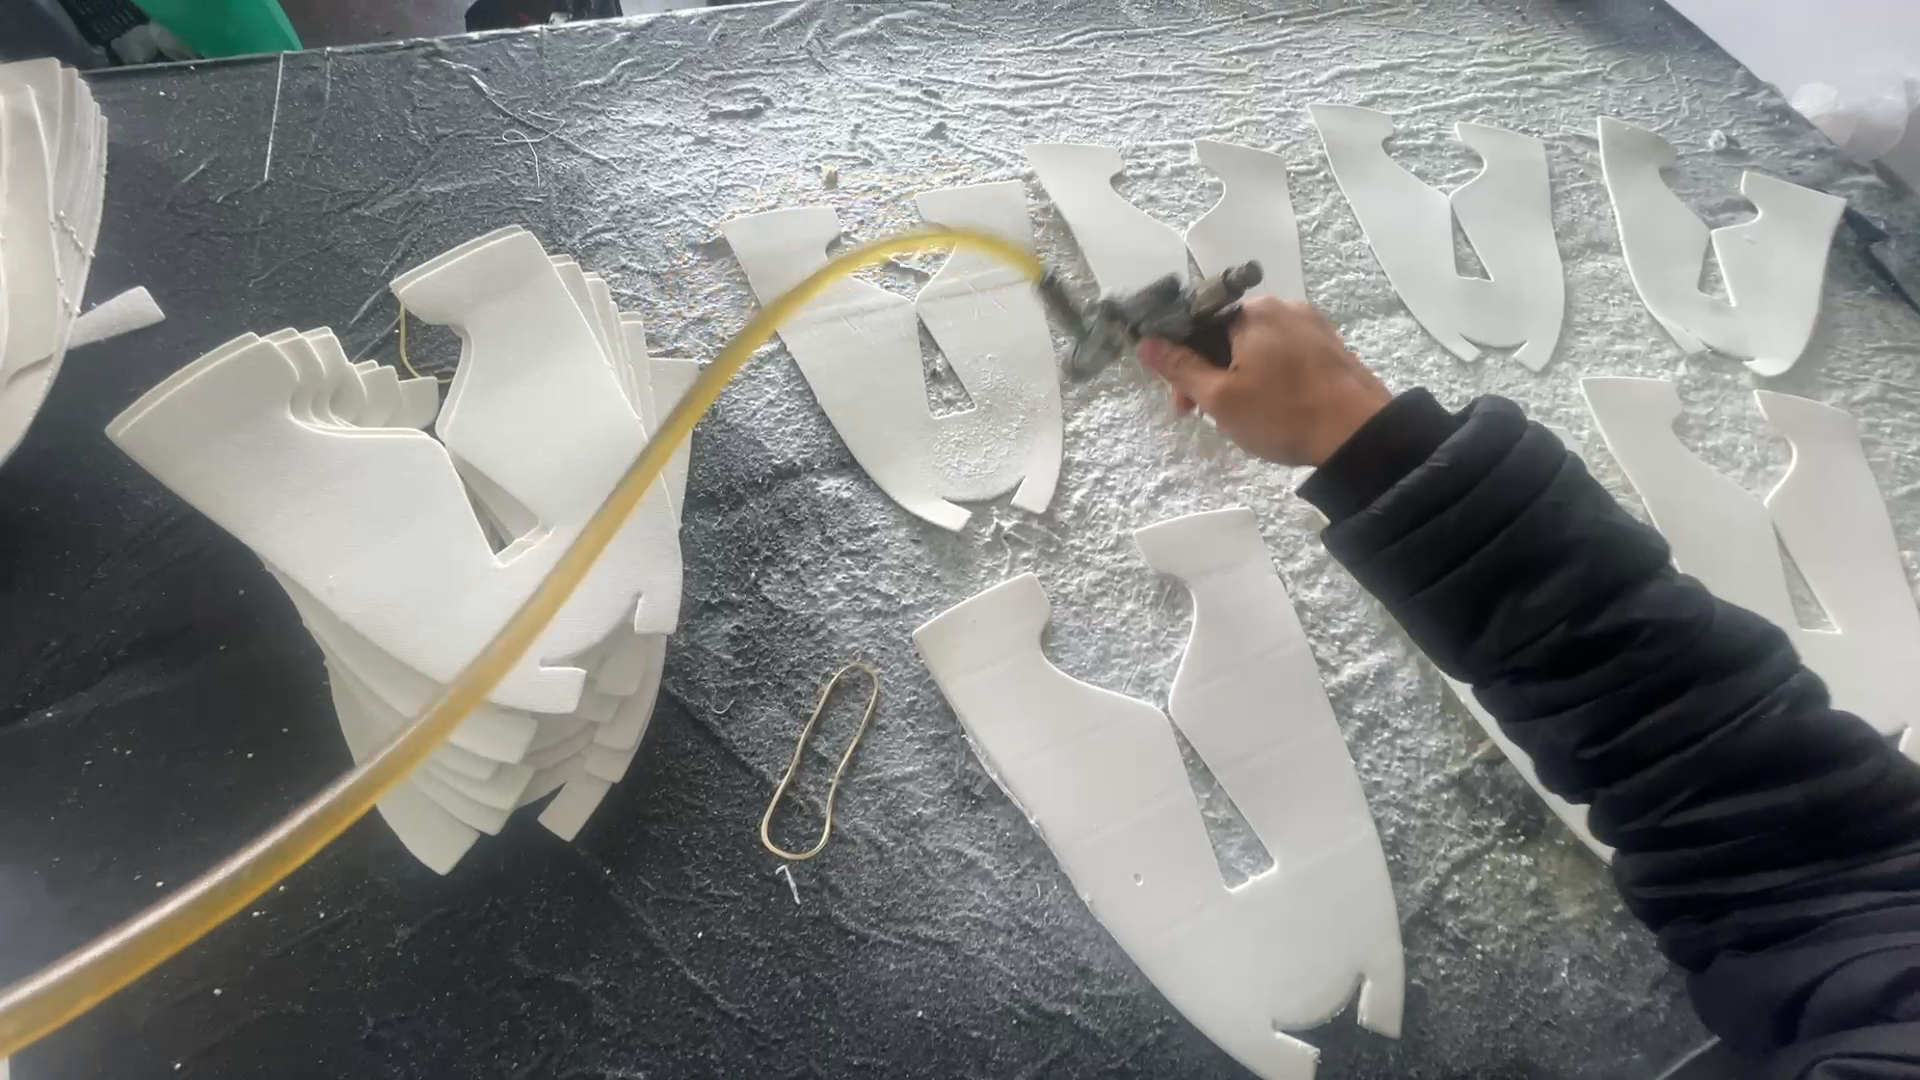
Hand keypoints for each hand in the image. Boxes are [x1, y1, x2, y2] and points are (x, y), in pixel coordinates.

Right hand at [1138, 296, 1390, 465]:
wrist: (1359, 436)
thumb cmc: (1282, 414)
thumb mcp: (1220, 397)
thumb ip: (1180, 368)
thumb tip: (1146, 343)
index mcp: (1253, 313)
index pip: (1197, 324)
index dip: (1178, 359)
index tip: (1179, 397)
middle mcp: (1283, 308)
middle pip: (1225, 335)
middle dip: (1205, 372)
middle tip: (1199, 413)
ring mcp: (1311, 326)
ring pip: (1252, 347)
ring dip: (1232, 376)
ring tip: (1235, 415)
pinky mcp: (1328, 347)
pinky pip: (1280, 354)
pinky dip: (1262, 375)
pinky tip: (1266, 405)